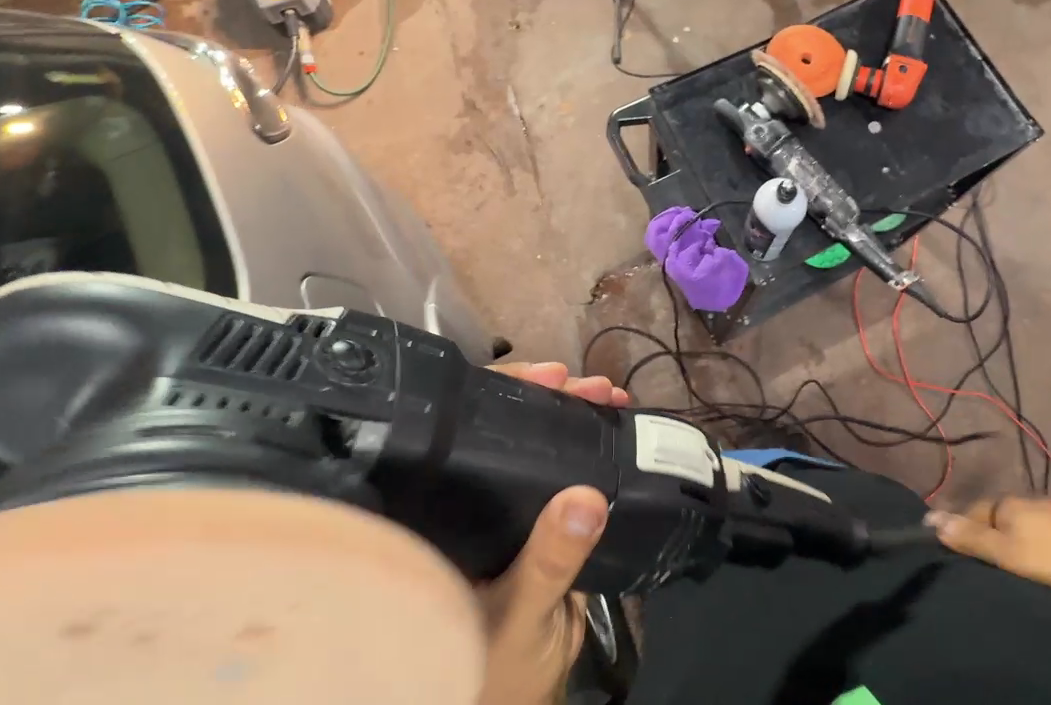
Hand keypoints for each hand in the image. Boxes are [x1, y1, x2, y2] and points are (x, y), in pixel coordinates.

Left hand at [476, 361, 621, 704]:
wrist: (515, 697)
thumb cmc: (490, 664)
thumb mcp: (520, 614)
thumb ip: (550, 562)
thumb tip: (588, 496)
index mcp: (439, 510)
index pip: (460, 430)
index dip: (502, 393)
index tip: (548, 377)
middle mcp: (465, 496)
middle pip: (499, 425)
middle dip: (549, 397)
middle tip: (591, 386)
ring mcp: (503, 504)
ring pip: (531, 439)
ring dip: (572, 412)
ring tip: (609, 395)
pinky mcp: (535, 514)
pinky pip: (558, 467)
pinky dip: (586, 442)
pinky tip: (612, 420)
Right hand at [925, 497, 1050, 599]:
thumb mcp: (1011, 553)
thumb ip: (973, 538)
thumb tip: (931, 518)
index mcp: (1003, 504)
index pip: (966, 515)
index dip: (955, 534)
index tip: (945, 560)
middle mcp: (1023, 502)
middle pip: (990, 522)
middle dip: (980, 542)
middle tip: (971, 575)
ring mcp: (1048, 514)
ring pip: (1015, 530)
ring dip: (1005, 548)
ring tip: (1001, 578)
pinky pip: (1035, 538)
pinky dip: (1027, 552)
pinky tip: (1033, 571)